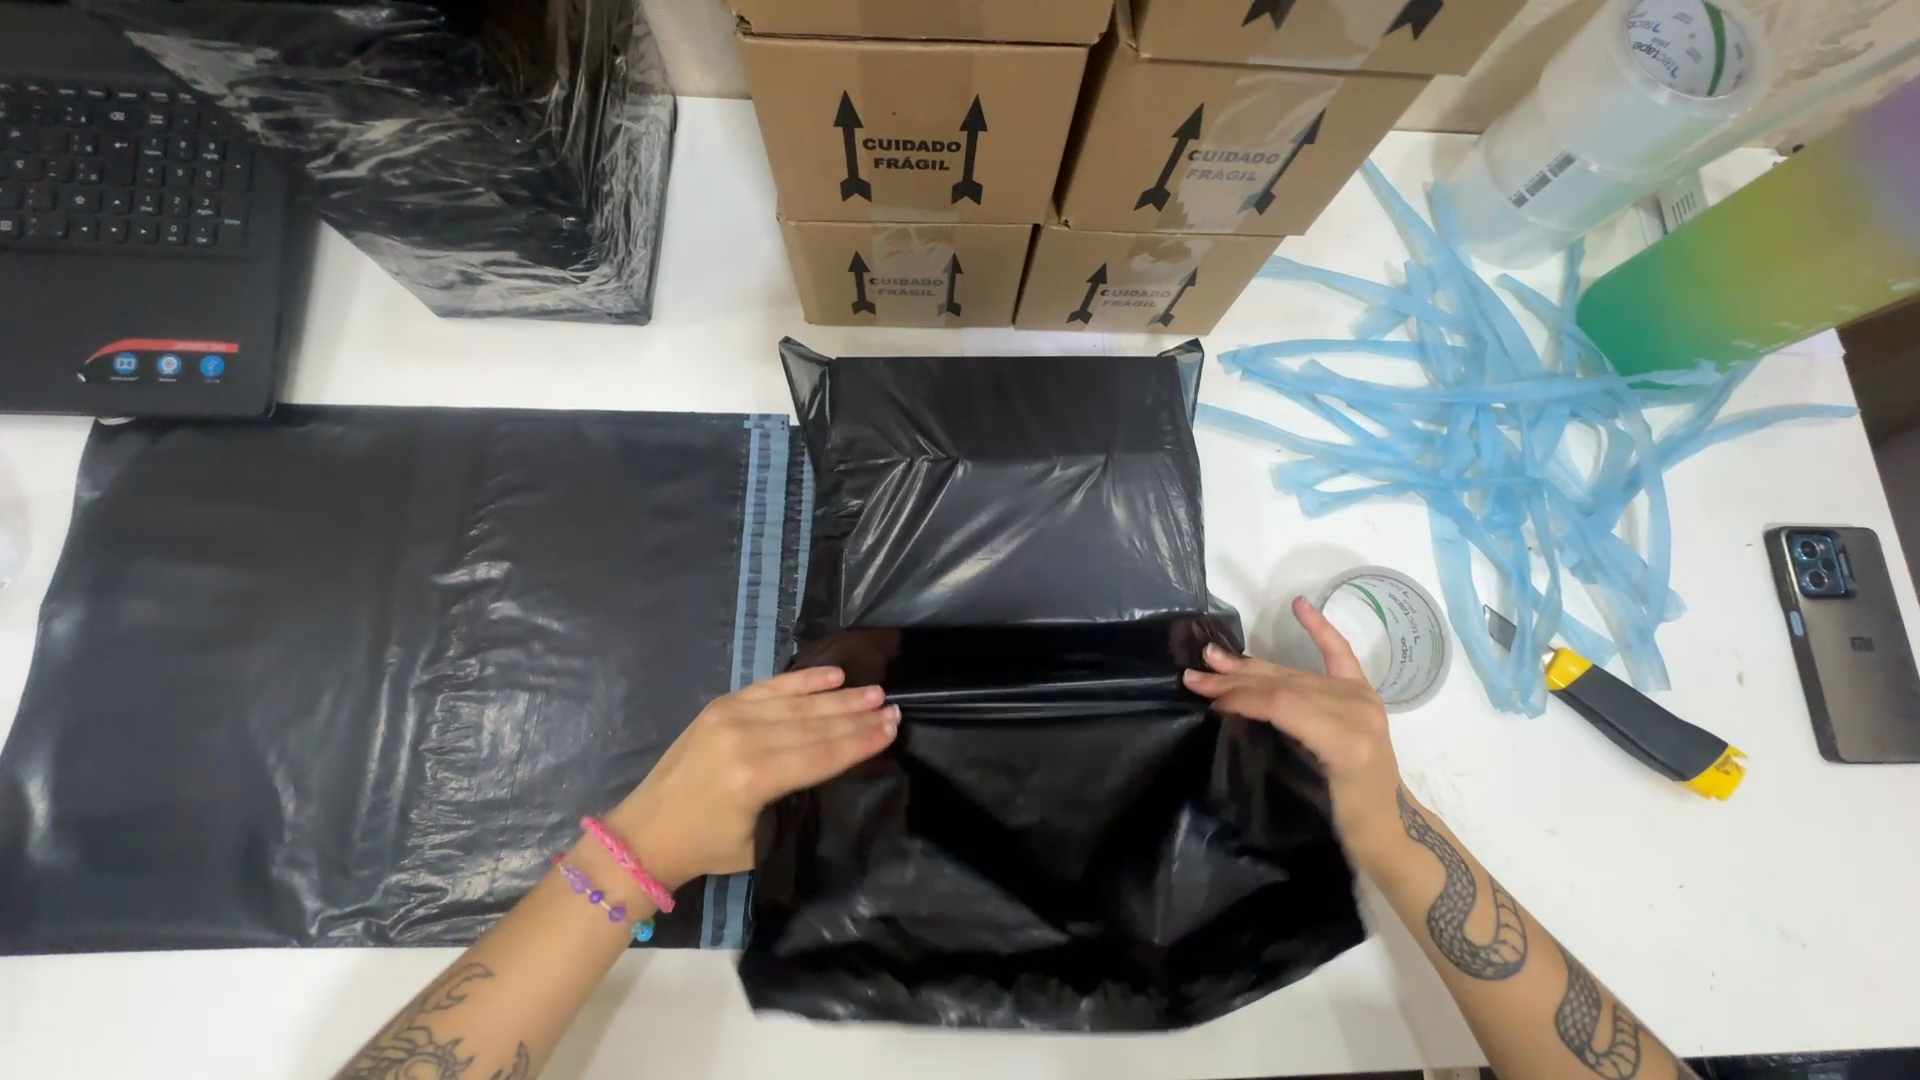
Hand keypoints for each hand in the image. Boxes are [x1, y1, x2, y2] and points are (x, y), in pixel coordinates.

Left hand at [602, 667, 897, 889]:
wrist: (644, 833)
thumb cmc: (705, 848)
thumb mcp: (759, 841)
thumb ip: (794, 802)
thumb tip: (832, 769)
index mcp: (755, 779)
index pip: (822, 755)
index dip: (861, 742)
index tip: (893, 729)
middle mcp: (745, 740)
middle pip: (816, 725)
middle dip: (858, 717)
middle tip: (892, 709)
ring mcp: (731, 716)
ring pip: (798, 704)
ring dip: (840, 698)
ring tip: (874, 692)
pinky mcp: (721, 705)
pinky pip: (771, 688)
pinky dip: (805, 681)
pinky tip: (834, 676)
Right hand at [1182, 596, 1401, 846]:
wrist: (1388, 824)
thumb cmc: (1343, 818)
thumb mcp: (1301, 791)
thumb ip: (1272, 745)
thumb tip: (1226, 712)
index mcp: (1345, 740)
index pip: (1281, 705)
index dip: (1240, 697)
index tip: (1206, 701)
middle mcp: (1356, 710)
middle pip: (1285, 684)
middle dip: (1235, 679)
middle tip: (1194, 676)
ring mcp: (1360, 698)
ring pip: (1294, 673)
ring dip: (1250, 665)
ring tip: (1213, 657)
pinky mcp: (1362, 692)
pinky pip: (1338, 653)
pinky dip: (1319, 628)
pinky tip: (1300, 606)